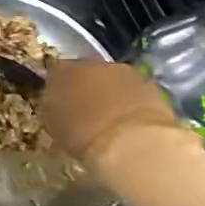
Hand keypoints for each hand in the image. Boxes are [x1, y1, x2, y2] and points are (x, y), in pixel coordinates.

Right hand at [41, 59, 186, 161]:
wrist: (132, 141)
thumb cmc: (83, 135)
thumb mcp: (54, 125)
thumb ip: (53, 106)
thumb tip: (56, 100)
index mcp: (64, 70)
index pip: (56, 70)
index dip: (58, 86)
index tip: (59, 102)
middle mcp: (94, 63)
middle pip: (87, 72)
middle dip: (86, 87)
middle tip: (85, 112)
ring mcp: (125, 72)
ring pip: (113, 80)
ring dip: (111, 94)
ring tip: (111, 122)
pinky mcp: (151, 86)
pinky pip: (134, 92)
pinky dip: (131, 104)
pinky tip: (130, 124)